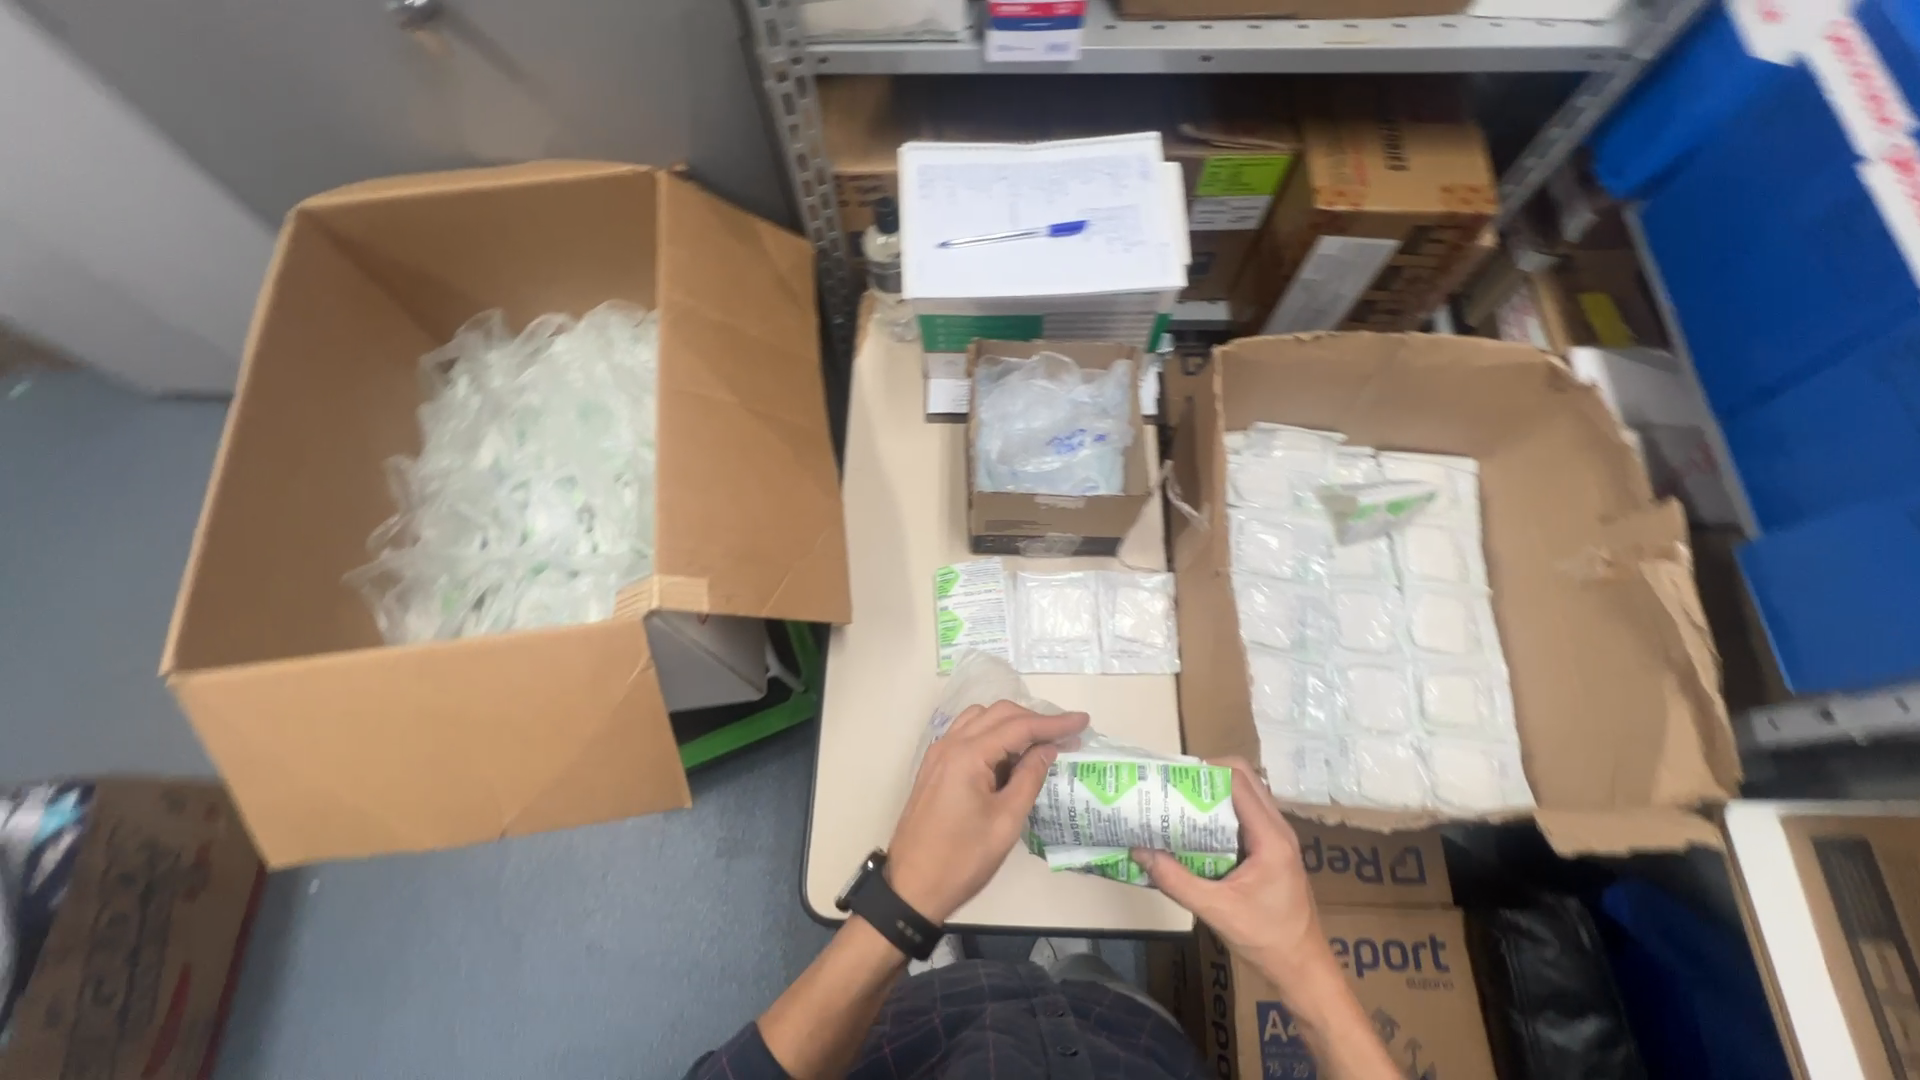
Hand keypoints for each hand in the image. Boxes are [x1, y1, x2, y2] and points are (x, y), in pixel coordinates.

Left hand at [885, 701, 1088, 923]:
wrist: (911, 887)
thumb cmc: (962, 859)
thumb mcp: (1006, 822)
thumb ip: (1029, 778)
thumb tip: (1047, 749)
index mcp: (968, 755)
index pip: (1019, 726)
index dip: (1054, 723)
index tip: (1083, 721)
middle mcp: (950, 744)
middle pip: (999, 714)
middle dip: (1035, 720)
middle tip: (1066, 736)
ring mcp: (939, 754)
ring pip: (980, 719)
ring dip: (1012, 724)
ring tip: (1040, 744)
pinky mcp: (935, 768)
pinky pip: (967, 735)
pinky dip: (992, 735)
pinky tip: (1010, 756)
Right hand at [1131, 758, 1332, 993]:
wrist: (1303, 969)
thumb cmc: (1266, 939)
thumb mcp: (1216, 910)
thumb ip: (1175, 880)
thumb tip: (1139, 851)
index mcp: (1270, 836)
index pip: (1239, 780)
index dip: (1205, 769)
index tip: (1172, 775)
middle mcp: (1277, 828)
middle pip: (1244, 778)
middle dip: (1207, 775)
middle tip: (1172, 785)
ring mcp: (1276, 837)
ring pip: (1244, 794)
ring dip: (1213, 791)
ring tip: (1178, 800)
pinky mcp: (1270, 849)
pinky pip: (1245, 814)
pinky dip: (1220, 811)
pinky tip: (1194, 827)